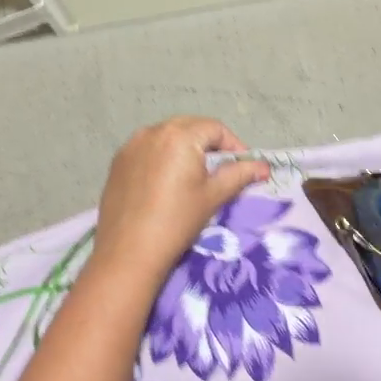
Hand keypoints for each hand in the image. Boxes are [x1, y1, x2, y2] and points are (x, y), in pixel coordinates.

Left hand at [89, 118, 269, 279]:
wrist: (128, 252)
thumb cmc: (177, 221)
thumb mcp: (213, 196)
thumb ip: (239, 175)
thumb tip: (263, 167)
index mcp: (179, 136)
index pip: (215, 128)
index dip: (233, 145)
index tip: (243, 167)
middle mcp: (153, 131)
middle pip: (189, 127)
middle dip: (209, 144)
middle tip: (221, 170)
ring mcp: (131, 145)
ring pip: (166, 137)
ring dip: (184, 149)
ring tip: (193, 175)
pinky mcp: (117, 162)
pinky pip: (147, 150)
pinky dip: (161, 158)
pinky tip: (165, 183)